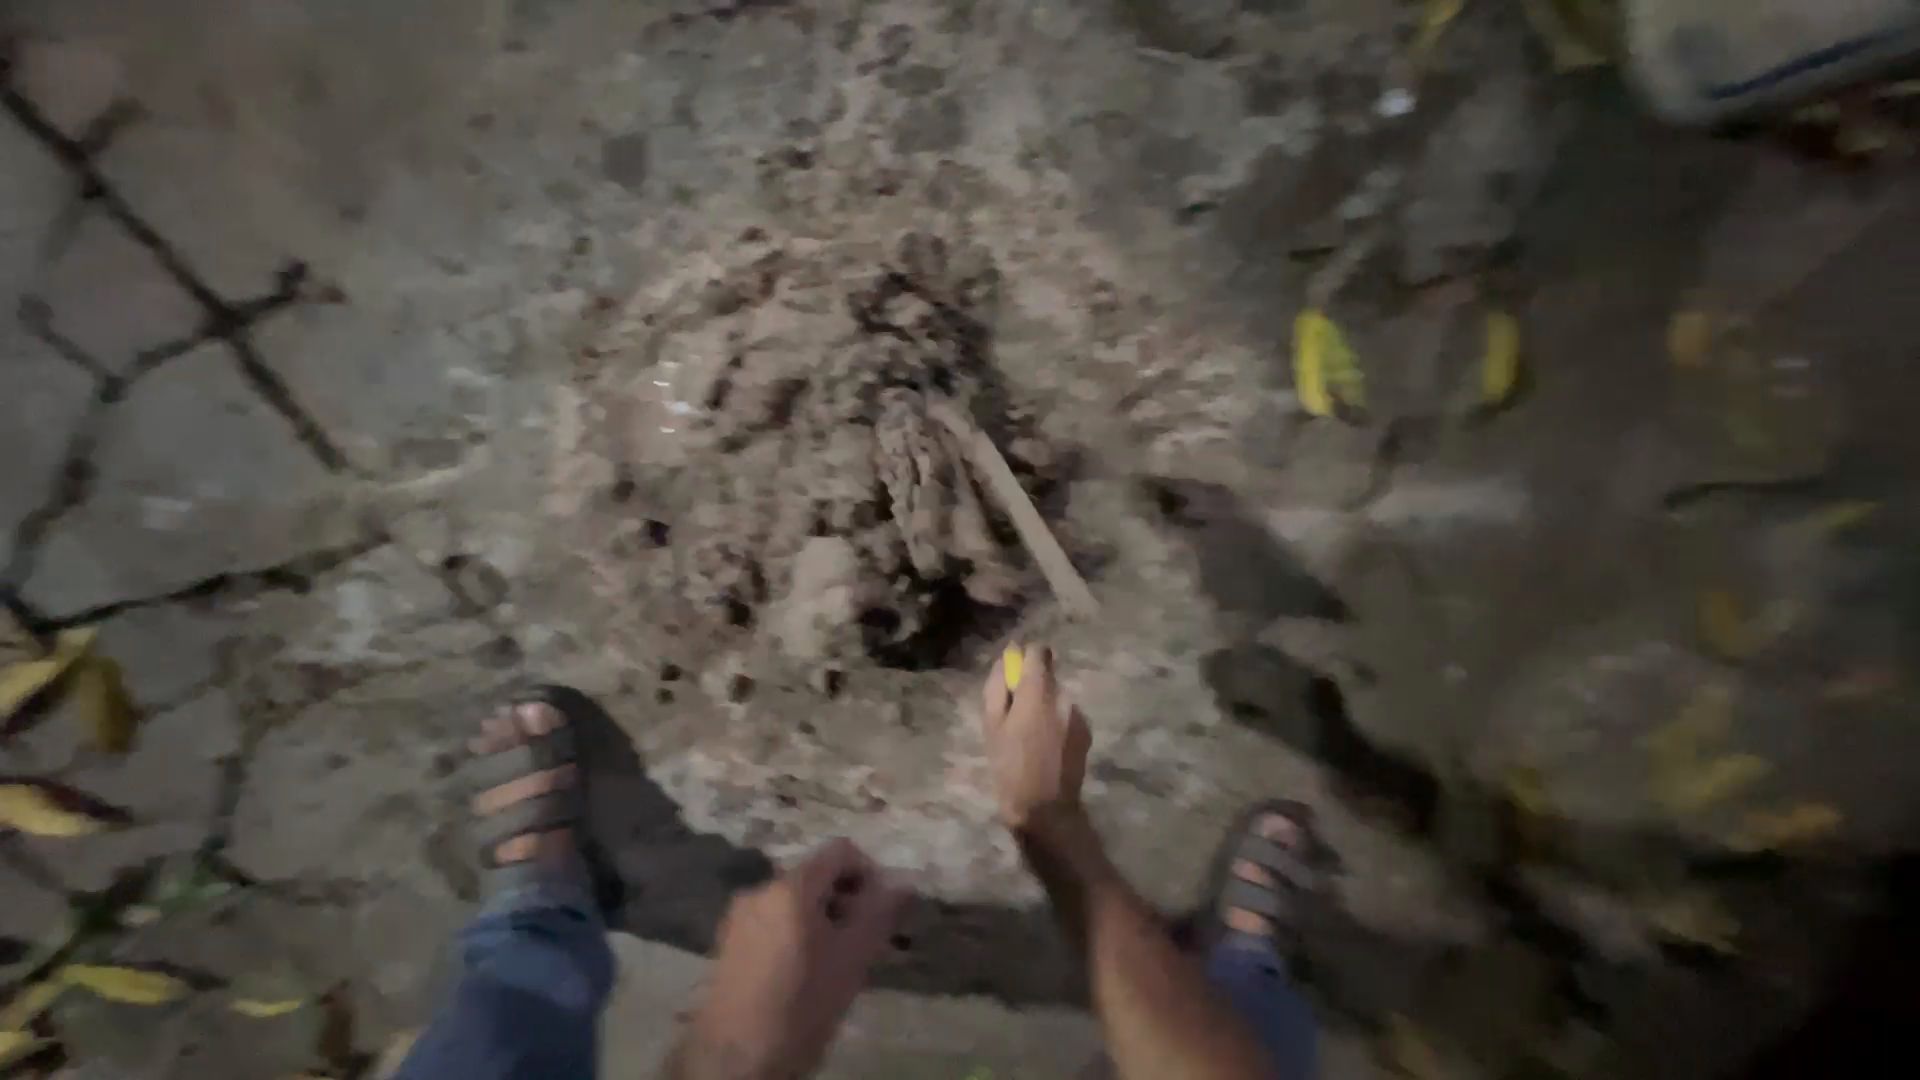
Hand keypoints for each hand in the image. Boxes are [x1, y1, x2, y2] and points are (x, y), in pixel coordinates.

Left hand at [677, 839, 907, 1079]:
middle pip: (817, 874)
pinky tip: (804, 973)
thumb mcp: (852, 961)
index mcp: (790, 886)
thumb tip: (905, 883)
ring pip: (796, 899)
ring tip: (836, 961)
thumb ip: (880, 914)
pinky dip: (797, 931)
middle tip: (862, 942)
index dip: (868, 873)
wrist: (734, 1065)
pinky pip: (775, 919)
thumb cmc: (800, 1008)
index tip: (879, 912)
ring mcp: (740, 916)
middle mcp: (760, 889)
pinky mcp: (729, 942)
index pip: (841, 851)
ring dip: (823, 917)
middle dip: (846, 899)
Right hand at [981, 643, 1090, 829]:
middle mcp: (1064, 696)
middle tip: (1016, 716)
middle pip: (1048, 676)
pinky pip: (1067, 715)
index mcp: (1039, 691)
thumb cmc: (1009, 767)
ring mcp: (1079, 715)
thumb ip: (999, 686)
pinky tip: (1047, 747)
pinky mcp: (1086, 732)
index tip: (1014, 675)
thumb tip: (1006, 659)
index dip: (1025, 657)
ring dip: (1045, 706)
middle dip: (1032, 688)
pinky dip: (1057, 722)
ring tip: (1030, 737)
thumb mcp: (992, 726)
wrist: (1045, 810)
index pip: (1039, 651)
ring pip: (1057, 698)